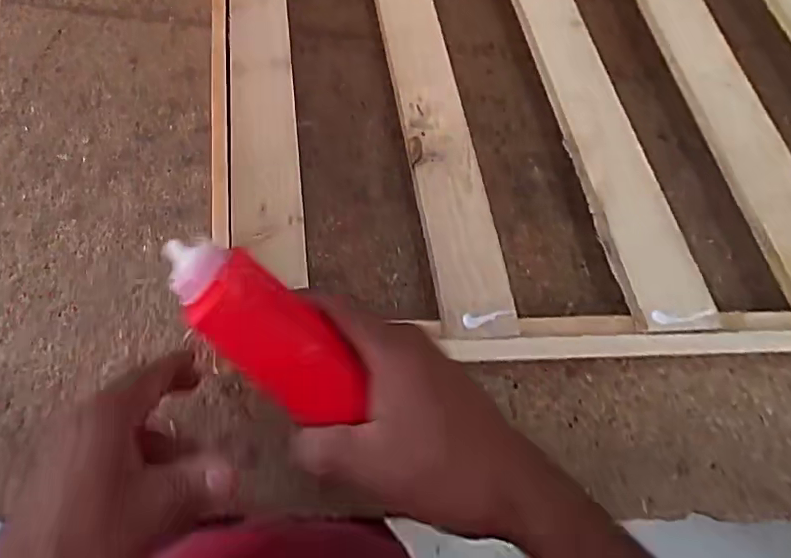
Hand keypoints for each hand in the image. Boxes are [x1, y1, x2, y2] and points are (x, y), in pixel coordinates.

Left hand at [0, 350, 236, 557]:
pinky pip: (96, 449)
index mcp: (106, 410)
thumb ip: (195, 482)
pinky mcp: (49, 468)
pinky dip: (123, 460)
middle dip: (168, 423)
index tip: (196, 364)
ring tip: (173, 480)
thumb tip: (230, 472)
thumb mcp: (153, 505)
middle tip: (195, 441)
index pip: (150, 376)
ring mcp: (61, 440)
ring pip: (116, 432)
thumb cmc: (93, 529)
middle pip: (133, 405)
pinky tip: (137, 492)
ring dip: (148, 449)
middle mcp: (81, 415)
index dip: (177, 368)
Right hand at [292, 298, 642, 554]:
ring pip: (371, 346)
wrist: (518, 488)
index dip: (300, 302)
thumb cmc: (442, 467)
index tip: (272, 312)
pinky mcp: (441, 378)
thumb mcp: (370, 465)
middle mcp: (408, 339)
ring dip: (342, 362)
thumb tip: (295, 438)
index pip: (335, 304)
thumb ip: (321, 448)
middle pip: (351, 323)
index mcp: (388, 346)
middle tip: (288, 364)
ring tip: (321, 396)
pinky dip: (366, 375)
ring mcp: (429, 356)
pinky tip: (365, 416)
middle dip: (316, 339)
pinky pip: (390, 362)